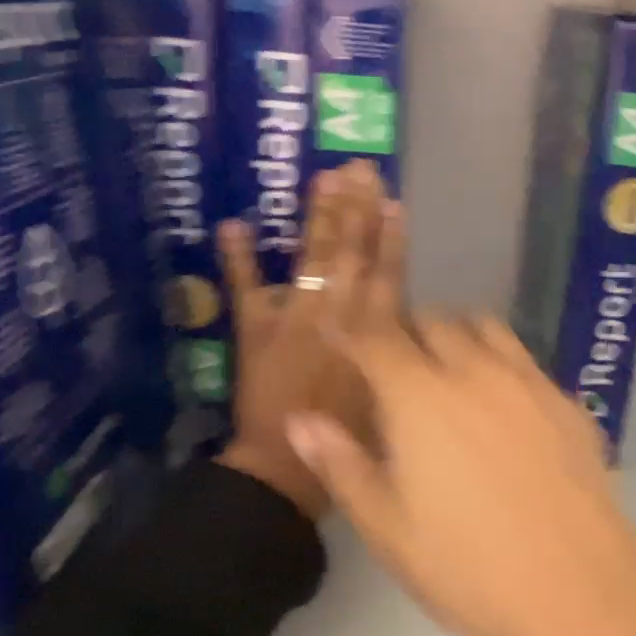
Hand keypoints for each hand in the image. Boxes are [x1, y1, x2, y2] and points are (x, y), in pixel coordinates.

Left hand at [216, 161, 403, 516]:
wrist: (285, 469)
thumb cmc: (350, 443)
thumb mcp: (388, 398)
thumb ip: (393, 351)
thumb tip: (402, 311)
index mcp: (370, 335)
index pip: (385, 276)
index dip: (389, 238)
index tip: (392, 200)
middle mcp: (333, 317)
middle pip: (349, 256)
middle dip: (356, 210)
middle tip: (359, 167)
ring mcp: (291, 320)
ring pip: (309, 260)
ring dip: (317, 219)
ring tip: (323, 179)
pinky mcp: (253, 332)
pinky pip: (244, 290)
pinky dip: (237, 259)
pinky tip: (232, 223)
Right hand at [284, 314, 635, 635]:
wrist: (578, 591)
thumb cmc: (466, 568)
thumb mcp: (386, 527)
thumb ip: (342, 464)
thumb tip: (301, 419)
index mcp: (420, 395)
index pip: (376, 338)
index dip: (350, 331)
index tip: (335, 333)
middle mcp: (476, 371)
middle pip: (434, 321)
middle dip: (404, 330)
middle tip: (390, 364)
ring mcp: (530, 383)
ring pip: (487, 328)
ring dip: (457, 335)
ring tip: (446, 370)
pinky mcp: (568, 404)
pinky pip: (526, 361)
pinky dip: (501, 364)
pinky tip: (502, 408)